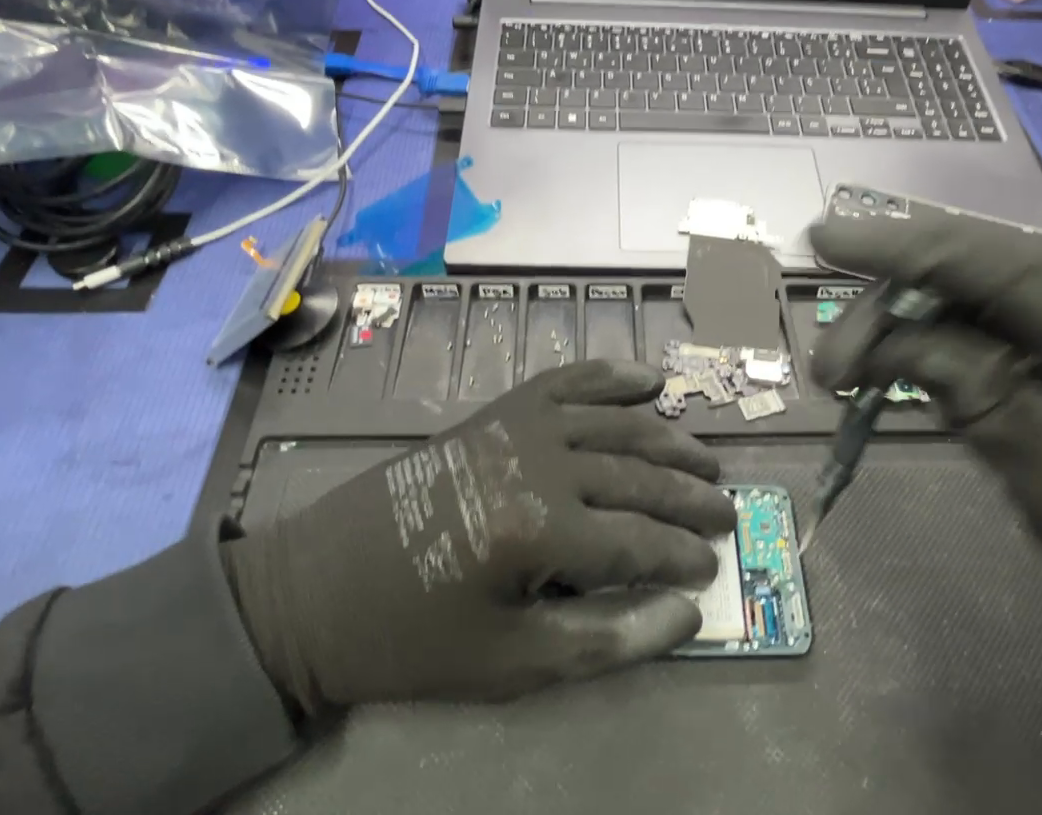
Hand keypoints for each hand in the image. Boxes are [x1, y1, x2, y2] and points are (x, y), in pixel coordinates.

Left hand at [222, 360, 736, 710]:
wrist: (315, 588)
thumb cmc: (411, 638)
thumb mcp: (509, 666)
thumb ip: (606, 639)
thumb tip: (688, 615)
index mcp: (539, 530)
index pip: (640, 541)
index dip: (682, 557)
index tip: (711, 573)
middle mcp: (537, 462)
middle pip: (637, 474)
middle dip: (689, 496)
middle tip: (726, 512)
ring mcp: (515, 427)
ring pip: (615, 423)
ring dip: (666, 439)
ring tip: (704, 459)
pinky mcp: (494, 412)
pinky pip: (565, 382)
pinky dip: (610, 376)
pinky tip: (647, 378)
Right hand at [809, 218, 1041, 771]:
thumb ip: (963, 384)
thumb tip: (884, 341)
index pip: (991, 262)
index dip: (898, 246)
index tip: (822, 235)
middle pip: (979, 275)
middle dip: (892, 303)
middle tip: (829, 361)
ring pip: (980, 303)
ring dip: (908, 328)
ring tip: (846, 372)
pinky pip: (998, 337)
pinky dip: (939, 349)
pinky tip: (897, 367)